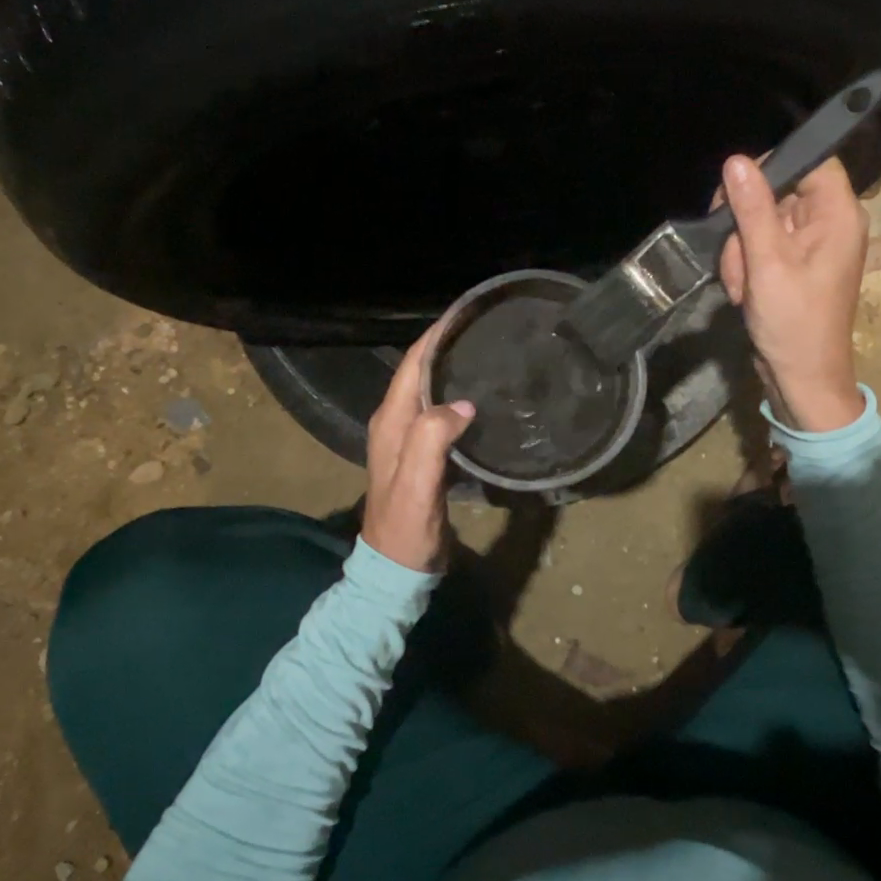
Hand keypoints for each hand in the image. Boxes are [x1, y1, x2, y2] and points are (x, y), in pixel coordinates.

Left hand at [361, 324, 475, 572]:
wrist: (397, 569)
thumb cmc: (406, 527)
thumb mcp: (418, 483)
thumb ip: (432, 438)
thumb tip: (463, 403)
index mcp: (391, 421)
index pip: (412, 363)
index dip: (436, 334)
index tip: (466, 312)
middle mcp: (396, 423)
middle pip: (421, 371)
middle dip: (448, 344)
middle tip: (486, 328)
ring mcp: (409, 440)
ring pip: (432, 390)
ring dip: (454, 369)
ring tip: (489, 353)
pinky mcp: (425, 455)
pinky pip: (442, 413)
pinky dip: (460, 397)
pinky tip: (484, 397)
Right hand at [716, 154, 867, 431]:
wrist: (802, 379)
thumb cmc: (793, 322)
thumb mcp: (767, 262)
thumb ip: (752, 208)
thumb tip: (736, 160)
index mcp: (838, 214)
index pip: (810, 159)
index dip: (772, 166)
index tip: (737, 188)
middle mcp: (830, 222)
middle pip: (778, 190)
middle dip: (746, 223)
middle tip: (737, 255)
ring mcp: (812, 245)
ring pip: (762, 220)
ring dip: (741, 251)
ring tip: (743, 287)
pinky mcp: (795, 264)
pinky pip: (763, 245)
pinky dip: (747, 265)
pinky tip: (745, 292)